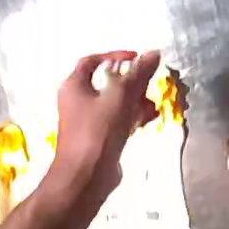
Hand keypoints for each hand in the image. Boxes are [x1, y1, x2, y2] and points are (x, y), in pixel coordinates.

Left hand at [45, 50, 161, 201]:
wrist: (86, 176)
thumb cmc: (98, 131)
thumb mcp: (120, 96)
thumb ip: (138, 73)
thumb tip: (154, 53)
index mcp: (74, 85)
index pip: (92, 61)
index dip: (115, 55)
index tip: (136, 57)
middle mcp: (77, 101)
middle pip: (106, 82)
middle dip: (131, 82)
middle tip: (149, 83)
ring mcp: (87, 122)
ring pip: (115, 103)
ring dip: (135, 100)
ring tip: (153, 103)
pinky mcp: (98, 139)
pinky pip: (117, 121)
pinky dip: (132, 116)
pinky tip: (150, 117)